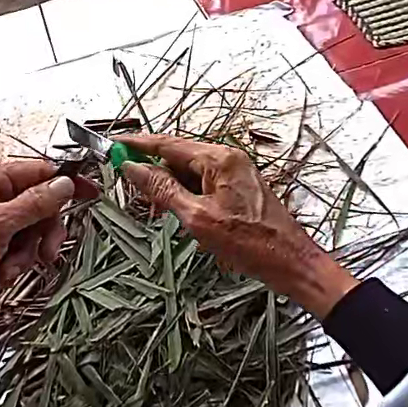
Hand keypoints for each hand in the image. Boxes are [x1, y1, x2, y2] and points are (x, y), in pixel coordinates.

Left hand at [0, 160, 74, 389]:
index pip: (38, 172)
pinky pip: (15, 254)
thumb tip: (64, 184)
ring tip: (4, 270)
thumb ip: (35, 203)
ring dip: (23, 256)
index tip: (92, 192)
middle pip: (38, 207)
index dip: (65, 183)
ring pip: (30, 235)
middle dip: (41, 233)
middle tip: (46, 252)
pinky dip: (10, 268)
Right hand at [115, 134, 356, 317]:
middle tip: (129, 182)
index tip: (115, 145)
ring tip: (155, 205)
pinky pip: (203, 181)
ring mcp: (235, 171)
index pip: (169, 143)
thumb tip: (133, 169)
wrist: (292, 263)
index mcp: (220, 158)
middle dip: (154, 169)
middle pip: (178, 155)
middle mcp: (228, 157)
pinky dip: (185, 192)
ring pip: (189, 170)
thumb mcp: (197, 218)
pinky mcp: (237, 186)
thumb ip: (162, 190)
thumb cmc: (251, 243)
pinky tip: (177, 209)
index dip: (139, 145)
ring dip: (170, 184)